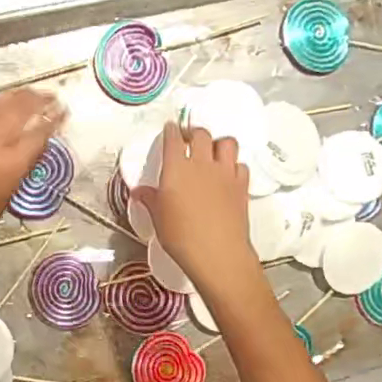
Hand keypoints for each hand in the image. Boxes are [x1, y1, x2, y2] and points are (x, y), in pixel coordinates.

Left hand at [0, 89, 65, 238]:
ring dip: (19, 96)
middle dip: (39, 100)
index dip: (54, 120)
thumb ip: (23, 168)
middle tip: (51, 95)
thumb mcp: (9, 196)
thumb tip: (35, 148)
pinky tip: (4, 100)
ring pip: (0, 105)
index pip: (39, 133)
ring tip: (30, 92)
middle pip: (21, 111)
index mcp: (11, 165)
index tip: (63, 112)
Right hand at [138, 121, 258, 297]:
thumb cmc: (180, 236)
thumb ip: (150, 199)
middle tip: (189, 139)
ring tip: (212, 152)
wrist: (216, 252)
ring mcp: (225, 172)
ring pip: (226, 142)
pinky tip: (227, 174)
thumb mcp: (158, 218)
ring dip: (218, 143)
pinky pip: (240, 164)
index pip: (173, 139)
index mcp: (176, 168)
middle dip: (194, 133)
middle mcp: (201, 163)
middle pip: (201, 134)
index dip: (171, 131)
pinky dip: (234, 165)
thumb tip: (139, 191)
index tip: (170, 128)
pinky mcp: (242, 185)